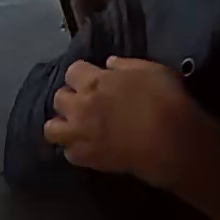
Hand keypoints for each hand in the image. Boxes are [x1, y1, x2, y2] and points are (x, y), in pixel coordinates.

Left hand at [45, 56, 191, 186]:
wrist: (169, 141)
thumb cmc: (165, 100)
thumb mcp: (150, 70)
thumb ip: (124, 65)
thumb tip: (107, 63)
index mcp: (94, 82)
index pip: (71, 71)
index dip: (81, 75)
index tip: (90, 79)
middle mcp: (80, 106)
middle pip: (58, 98)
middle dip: (70, 98)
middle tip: (84, 104)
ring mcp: (78, 133)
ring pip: (51, 129)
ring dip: (61, 125)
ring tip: (75, 127)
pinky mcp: (82, 156)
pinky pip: (67, 152)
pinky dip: (75, 149)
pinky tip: (88, 146)